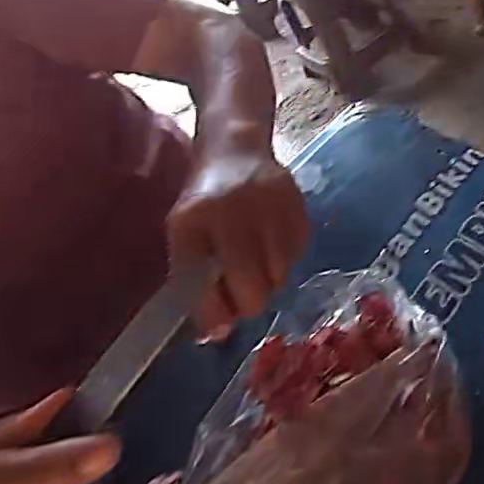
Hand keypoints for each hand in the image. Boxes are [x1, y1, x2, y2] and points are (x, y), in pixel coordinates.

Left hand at [168, 139, 306, 329]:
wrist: (237, 148)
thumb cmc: (204, 199)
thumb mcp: (183, 236)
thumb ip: (193, 282)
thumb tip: (218, 334)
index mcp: (202, 221)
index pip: (215, 287)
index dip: (220, 313)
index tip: (220, 322)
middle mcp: (241, 214)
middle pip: (258, 289)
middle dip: (249, 300)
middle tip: (241, 290)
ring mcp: (275, 208)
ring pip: (282, 275)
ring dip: (269, 279)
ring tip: (255, 262)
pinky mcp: (299, 205)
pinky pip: (299, 253)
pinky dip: (286, 258)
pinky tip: (272, 243)